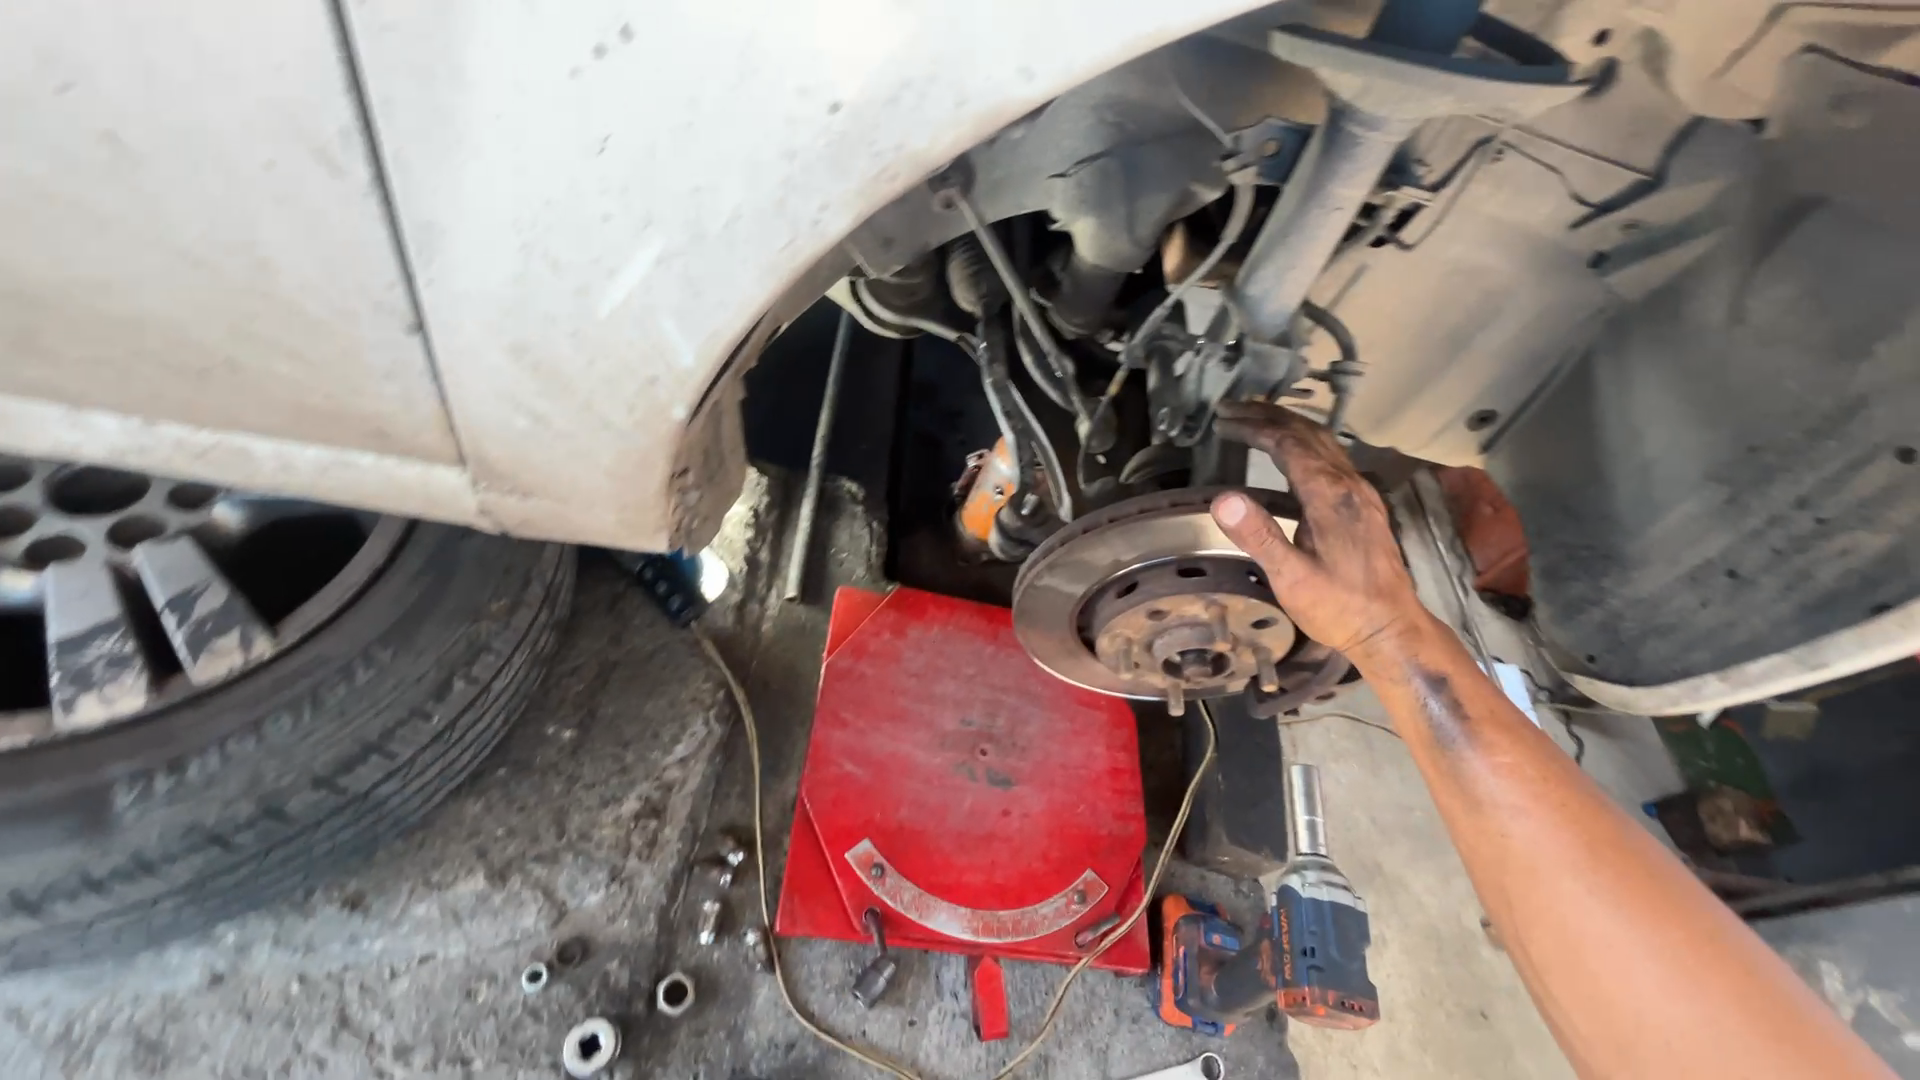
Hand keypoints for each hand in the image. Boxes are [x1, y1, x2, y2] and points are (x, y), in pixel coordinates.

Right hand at [1210, 401, 1432, 671]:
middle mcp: (1349, 484)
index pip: (1289, 444)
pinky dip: (1302, 444)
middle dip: (1269, 416)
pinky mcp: (1363, 505)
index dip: (1255, 426)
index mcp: (1330, 496)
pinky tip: (1289, 455)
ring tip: (1255, 421)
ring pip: (1323, 442)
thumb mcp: (1291, 578)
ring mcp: (1360, 493)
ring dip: (1287, 426)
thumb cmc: (1339, 607)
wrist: (1391, 629)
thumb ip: (1259, 535)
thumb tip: (1222, 498)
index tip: (1223, 418)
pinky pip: (1331, 457)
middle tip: (1232, 409)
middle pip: (1308, 433)